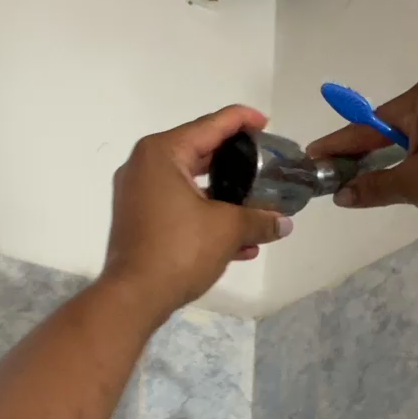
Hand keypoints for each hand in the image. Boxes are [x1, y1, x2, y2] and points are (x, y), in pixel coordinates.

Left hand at [101, 104, 291, 313]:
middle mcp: (144, 166)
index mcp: (162, 153)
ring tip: (259, 210)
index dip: (242, 120)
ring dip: (225, 199)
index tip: (267, 123)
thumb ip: (259, 219)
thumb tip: (283, 224)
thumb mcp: (227, 230)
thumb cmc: (178, 251)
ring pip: (191, 186)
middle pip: (199, 154)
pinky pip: (179, 208)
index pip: (210, 125)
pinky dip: (205, 218)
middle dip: (236, 164)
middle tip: (265, 166)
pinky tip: (239, 243)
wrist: (134, 297)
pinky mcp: (139, 221)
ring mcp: (137, 195)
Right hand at [306, 77, 417, 227]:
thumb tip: (342, 194)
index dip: (338, 145)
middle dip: (369, 154)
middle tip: (345, 177)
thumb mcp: (415, 185)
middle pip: (393, 128)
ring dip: (399, 160)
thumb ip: (374, 187)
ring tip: (382, 185)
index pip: (367, 126)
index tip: (313, 157)